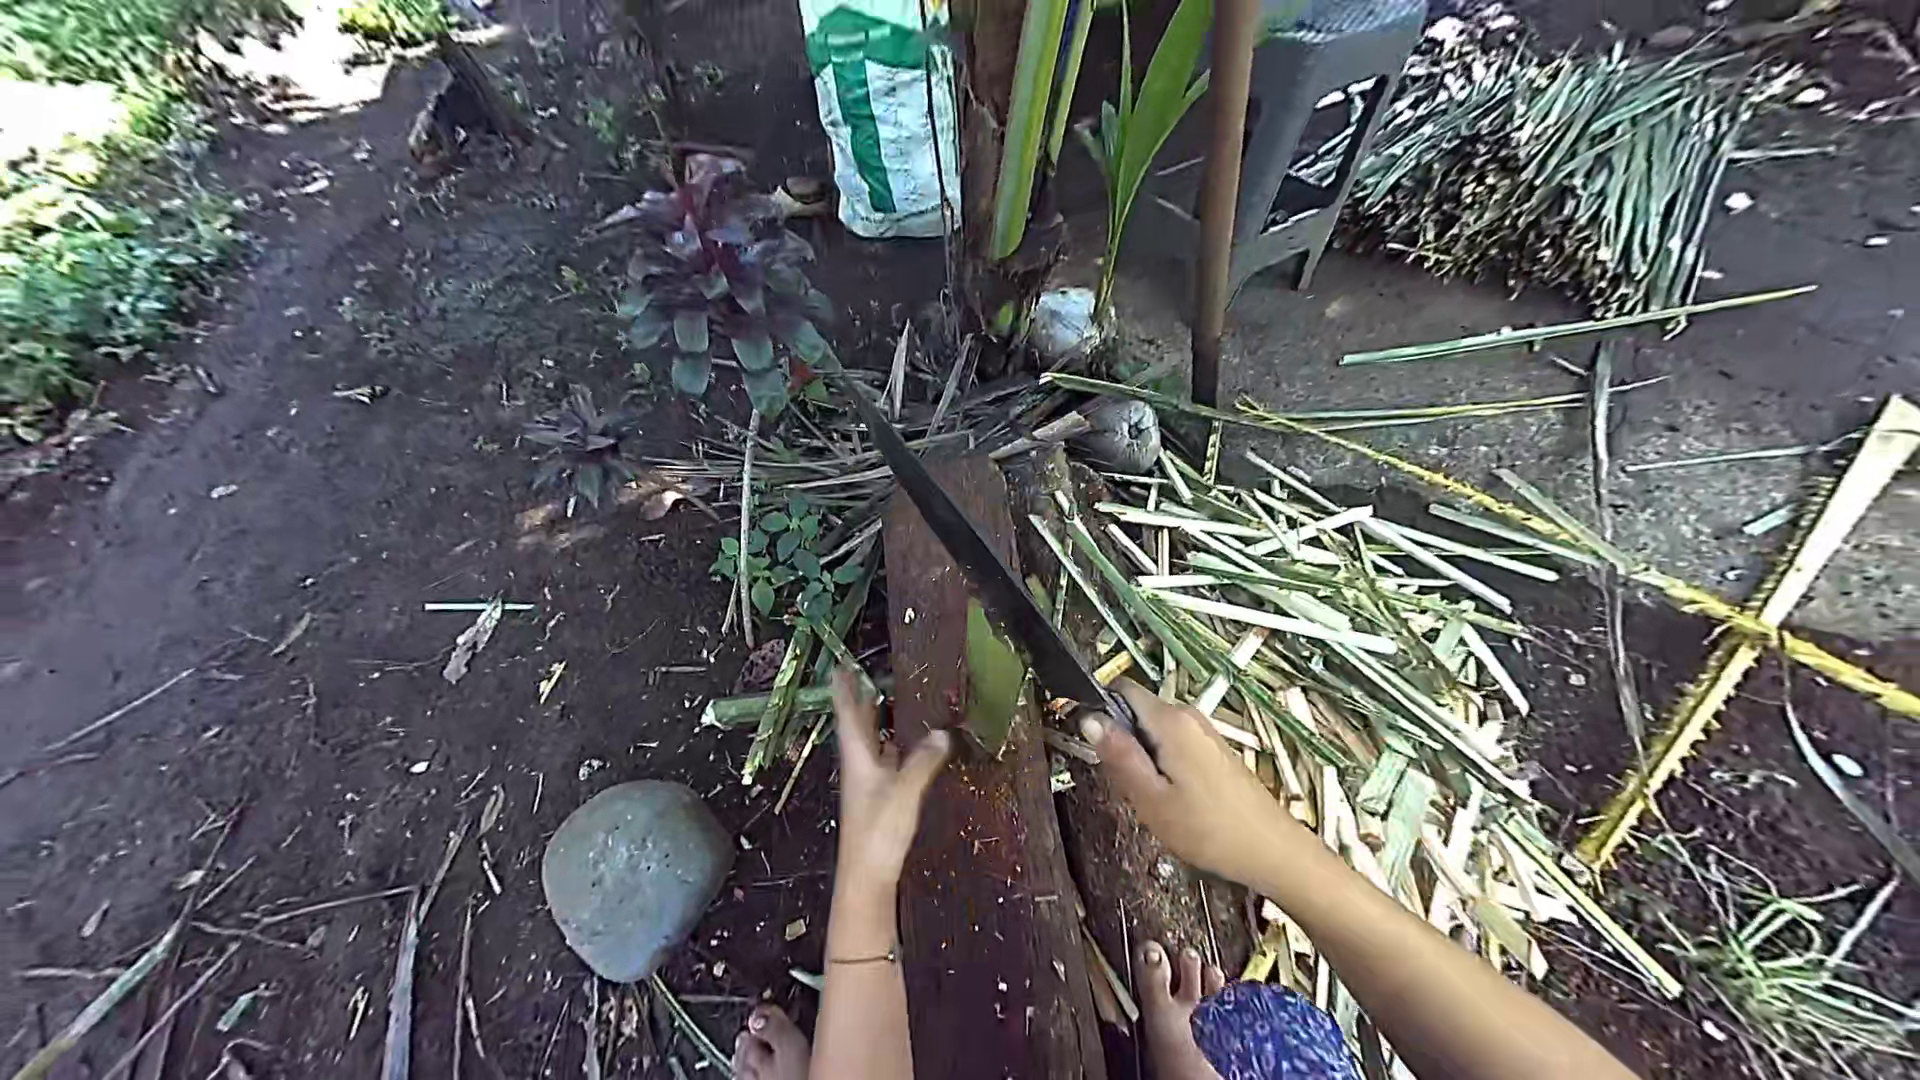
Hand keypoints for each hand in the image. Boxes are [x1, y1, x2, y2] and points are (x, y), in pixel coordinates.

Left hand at [831, 667, 950, 891]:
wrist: (866, 877)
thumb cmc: (878, 832)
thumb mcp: (904, 793)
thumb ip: (923, 762)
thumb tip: (942, 732)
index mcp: (858, 758)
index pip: (849, 715)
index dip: (844, 690)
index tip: (841, 666)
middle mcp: (859, 764)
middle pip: (857, 725)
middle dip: (859, 699)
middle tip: (861, 674)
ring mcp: (868, 780)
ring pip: (869, 740)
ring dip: (873, 719)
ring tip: (881, 698)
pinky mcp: (878, 795)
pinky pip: (883, 757)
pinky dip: (889, 741)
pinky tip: (901, 741)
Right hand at [1082, 680, 1305, 885]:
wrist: (1274, 853)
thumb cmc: (1208, 829)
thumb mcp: (1151, 798)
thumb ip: (1119, 755)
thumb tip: (1088, 719)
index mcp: (1169, 720)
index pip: (1121, 690)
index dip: (1101, 712)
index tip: (1099, 750)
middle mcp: (1187, 714)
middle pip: (1136, 712)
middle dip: (1124, 743)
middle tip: (1131, 786)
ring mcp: (1204, 731)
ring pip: (1154, 730)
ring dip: (1144, 758)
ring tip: (1154, 798)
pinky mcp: (1214, 748)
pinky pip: (1174, 743)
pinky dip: (1164, 765)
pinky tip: (1176, 801)